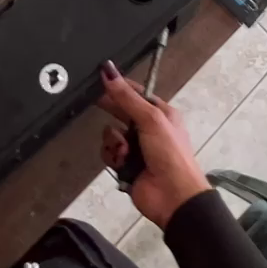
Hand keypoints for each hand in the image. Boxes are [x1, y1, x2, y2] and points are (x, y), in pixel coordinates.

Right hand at [98, 61, 209, 227]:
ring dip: (114, 140)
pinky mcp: (126, 165)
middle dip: (111, 109)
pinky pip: (110, 153)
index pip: (136, 93)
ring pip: (112, 133)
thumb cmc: (169, 153)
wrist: (173, 196)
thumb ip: (127, 97)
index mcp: (161, 113)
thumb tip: (108, 71)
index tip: (102, 77)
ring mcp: (137, 147)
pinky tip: (122, 161)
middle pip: (122, 111)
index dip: (120, 86)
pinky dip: (114, 156)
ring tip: (124, 150)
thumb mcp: (150, 119)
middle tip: (93, 101)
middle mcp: (148, 128)